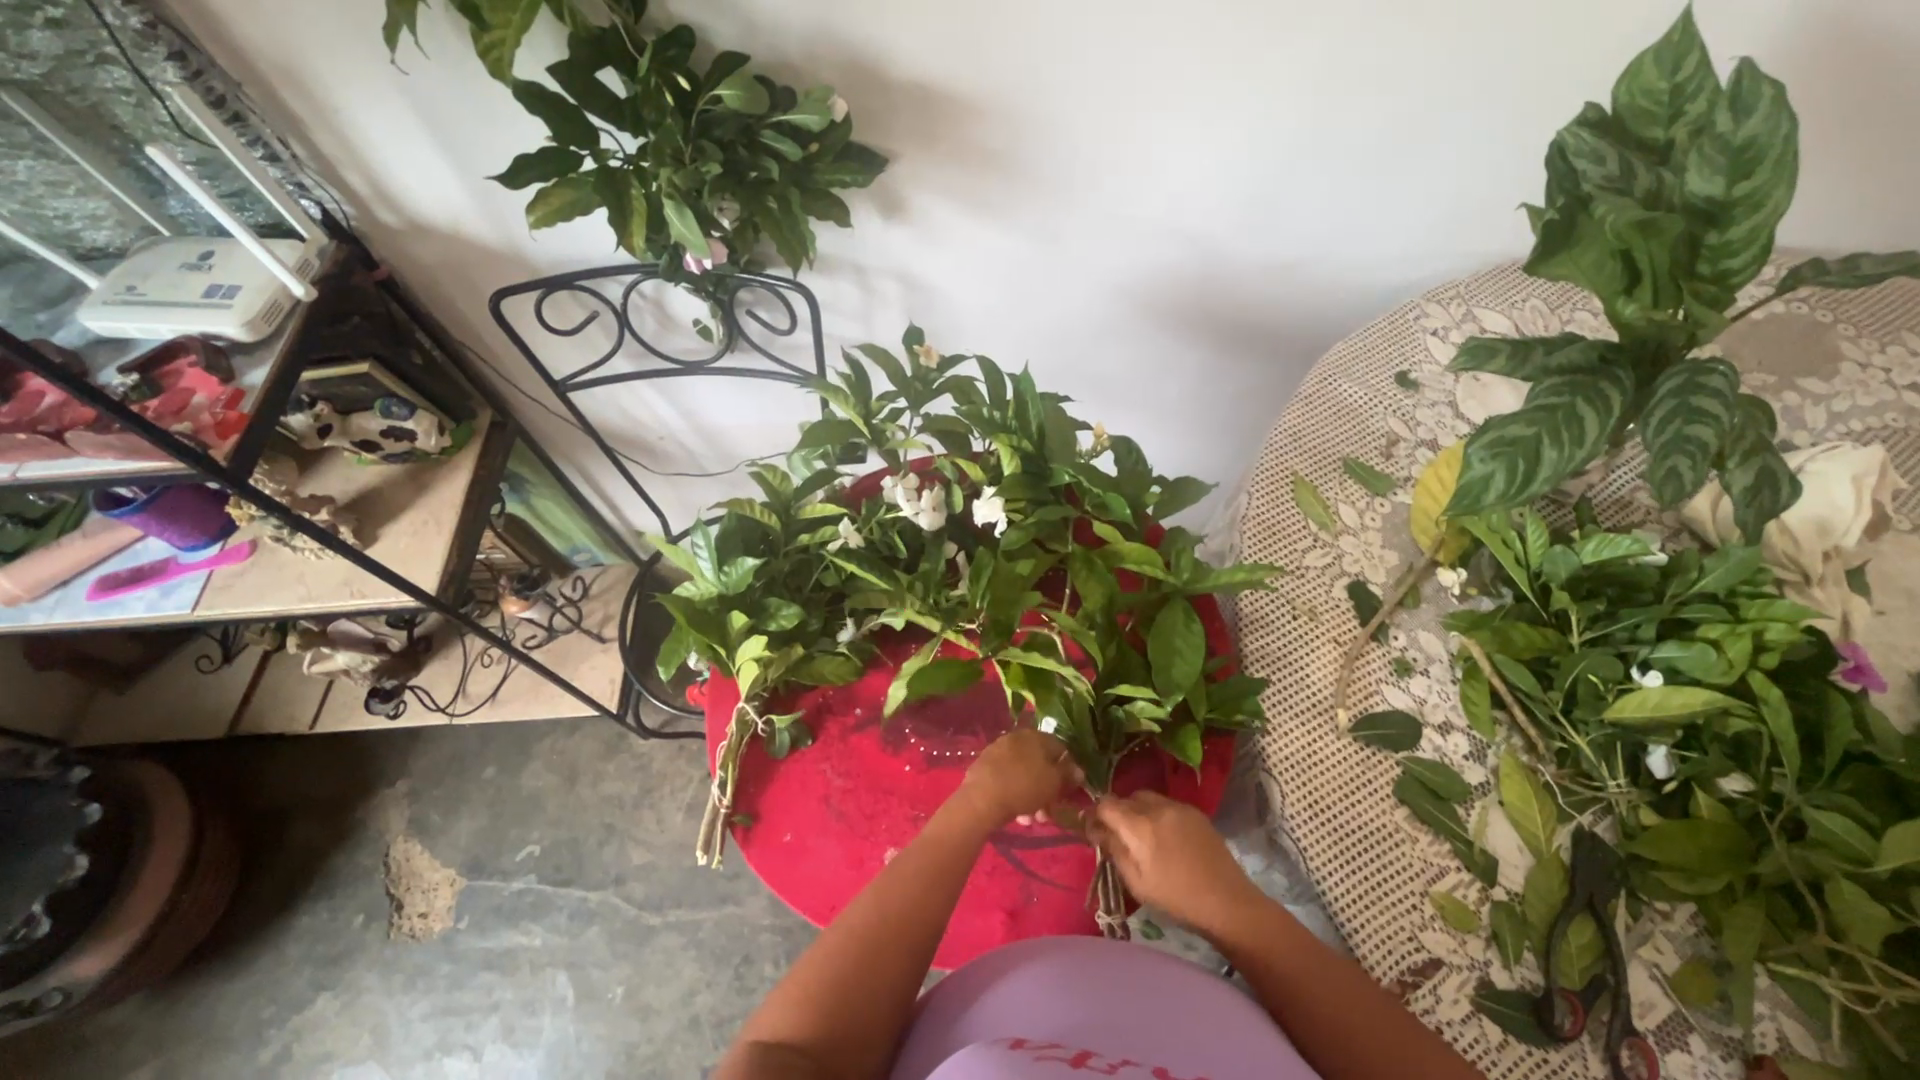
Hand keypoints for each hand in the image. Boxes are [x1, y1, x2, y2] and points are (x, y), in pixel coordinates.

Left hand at [951, 728, 1081, 827]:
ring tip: (1032, 819)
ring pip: (1022, 774)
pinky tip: (1017, 815)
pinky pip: (1006, 780)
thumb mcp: (1054, 783)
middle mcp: (1015, 738)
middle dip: (1047, 789)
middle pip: (1039, 763)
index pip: (1060, 748)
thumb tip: (1078, 770)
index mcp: (1035, 736)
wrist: (982, 799)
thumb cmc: (1025, 787)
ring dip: (1032, 797)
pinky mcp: (983, 767)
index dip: (1068, 769)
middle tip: (1050, 810)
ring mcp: (997, 751)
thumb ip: (1068, 775)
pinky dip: (1014, 795)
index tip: (1069, 789)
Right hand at [1087, 790, 1264, 934]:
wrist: (1227, 902)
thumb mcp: (1136, 882)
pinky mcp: (1196, 812)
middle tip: (1119, 836)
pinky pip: (1167, 804)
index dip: (1095, 815)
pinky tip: (1165, 837)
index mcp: (1139, 826)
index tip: (1095, 832)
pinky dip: (1157, 813)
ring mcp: (1179, 807)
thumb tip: (1097, 830)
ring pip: (1147, 798)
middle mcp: (1158, 807)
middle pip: (1126, 797)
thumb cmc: (1176, 898)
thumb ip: (1114, 850)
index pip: (1106, 804)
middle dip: (1117, 812)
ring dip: (1137, 810)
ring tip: (1143, 836)